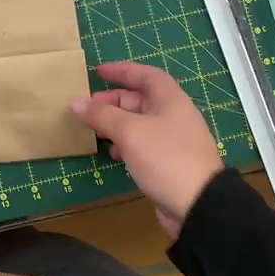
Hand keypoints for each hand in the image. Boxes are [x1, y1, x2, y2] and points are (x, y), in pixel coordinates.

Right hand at [71, 61, 224, 238]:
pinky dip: (124, 143)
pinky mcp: (167, 161)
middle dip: (112, 100)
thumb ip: (102, 115)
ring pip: (138, 123)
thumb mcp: (129, 131)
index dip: (122, 70)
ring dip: (115, 123)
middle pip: (140, 99)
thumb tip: (76, 103)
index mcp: (170, 100)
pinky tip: (112, 153)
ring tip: (94, 130)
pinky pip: (141, 143)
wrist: (197, 205)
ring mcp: (171, 140)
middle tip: (88, 107)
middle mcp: (173, 115)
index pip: (145, 75)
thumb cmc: (165, 157)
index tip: (98, 72)